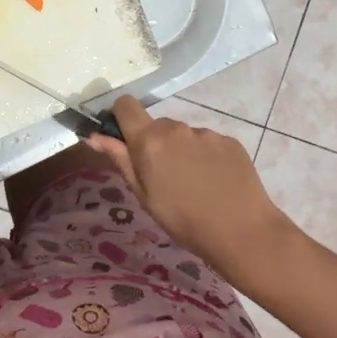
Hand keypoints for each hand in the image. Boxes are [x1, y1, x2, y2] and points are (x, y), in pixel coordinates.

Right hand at [86, 95, 299, 277]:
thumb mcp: (143, 195)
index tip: (125, 139)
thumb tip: (95, 136)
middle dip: (155, 143)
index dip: (121, 117)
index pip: (125, 105)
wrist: (241, 232)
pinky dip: (206, 157)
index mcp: (149, 140)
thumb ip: (120, 160)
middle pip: (157, 125)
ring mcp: (206, 133)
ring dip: (182, 151)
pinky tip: (215, 182)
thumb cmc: (183, 220)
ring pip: (184, 136)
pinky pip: (208, 143)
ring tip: (195, 184)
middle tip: (164, 177)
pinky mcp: (230, 141)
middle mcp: (176, 128)